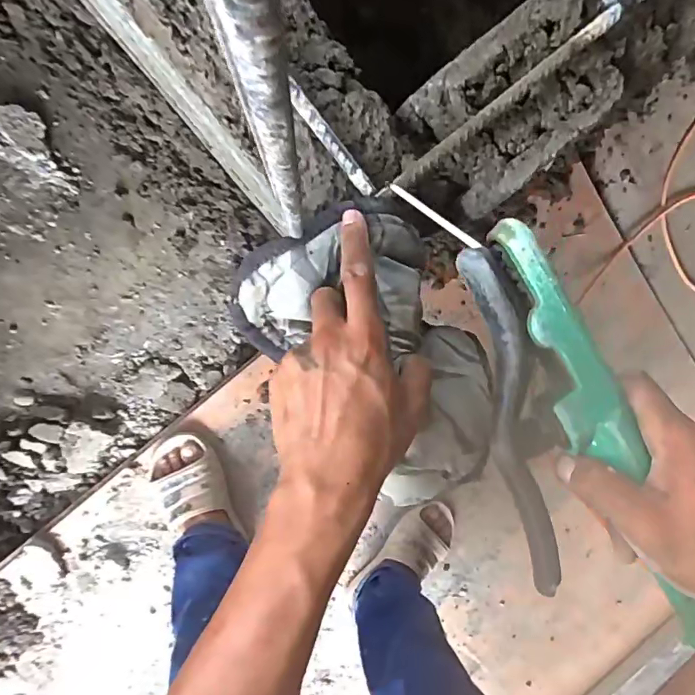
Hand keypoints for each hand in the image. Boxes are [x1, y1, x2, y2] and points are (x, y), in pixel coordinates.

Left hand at [269, 209, 431, 517]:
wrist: (325, 477)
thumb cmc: (375, 442)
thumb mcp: (413, 409)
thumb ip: (418, 374)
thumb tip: (416, 360)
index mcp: (366, 341)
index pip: (361, 279)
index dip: (356, 244)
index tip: (351, 218)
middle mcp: (327, 340)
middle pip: (324, 297)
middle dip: (334, 305)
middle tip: (346, 335)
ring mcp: (297, 358)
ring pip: (309, 335)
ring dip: (320, 347)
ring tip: (329, 386)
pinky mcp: (277, 379)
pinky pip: (293, 364)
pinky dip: (304, 374)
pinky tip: (312, 404)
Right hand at [555, 375, 694, 627]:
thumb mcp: (641, 522)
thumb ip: (597, 486)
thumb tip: (560, 458)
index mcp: (676, 434)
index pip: (634, 385)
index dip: (599, 393)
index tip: (571, 423)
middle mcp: (690, 438)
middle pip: (632, 430)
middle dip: (605, 466)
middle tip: (596, 507)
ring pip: (644, 462)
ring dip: (623, 496)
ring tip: (624, 543)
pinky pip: (663, 481)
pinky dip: (645, 505)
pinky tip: (644, 545)